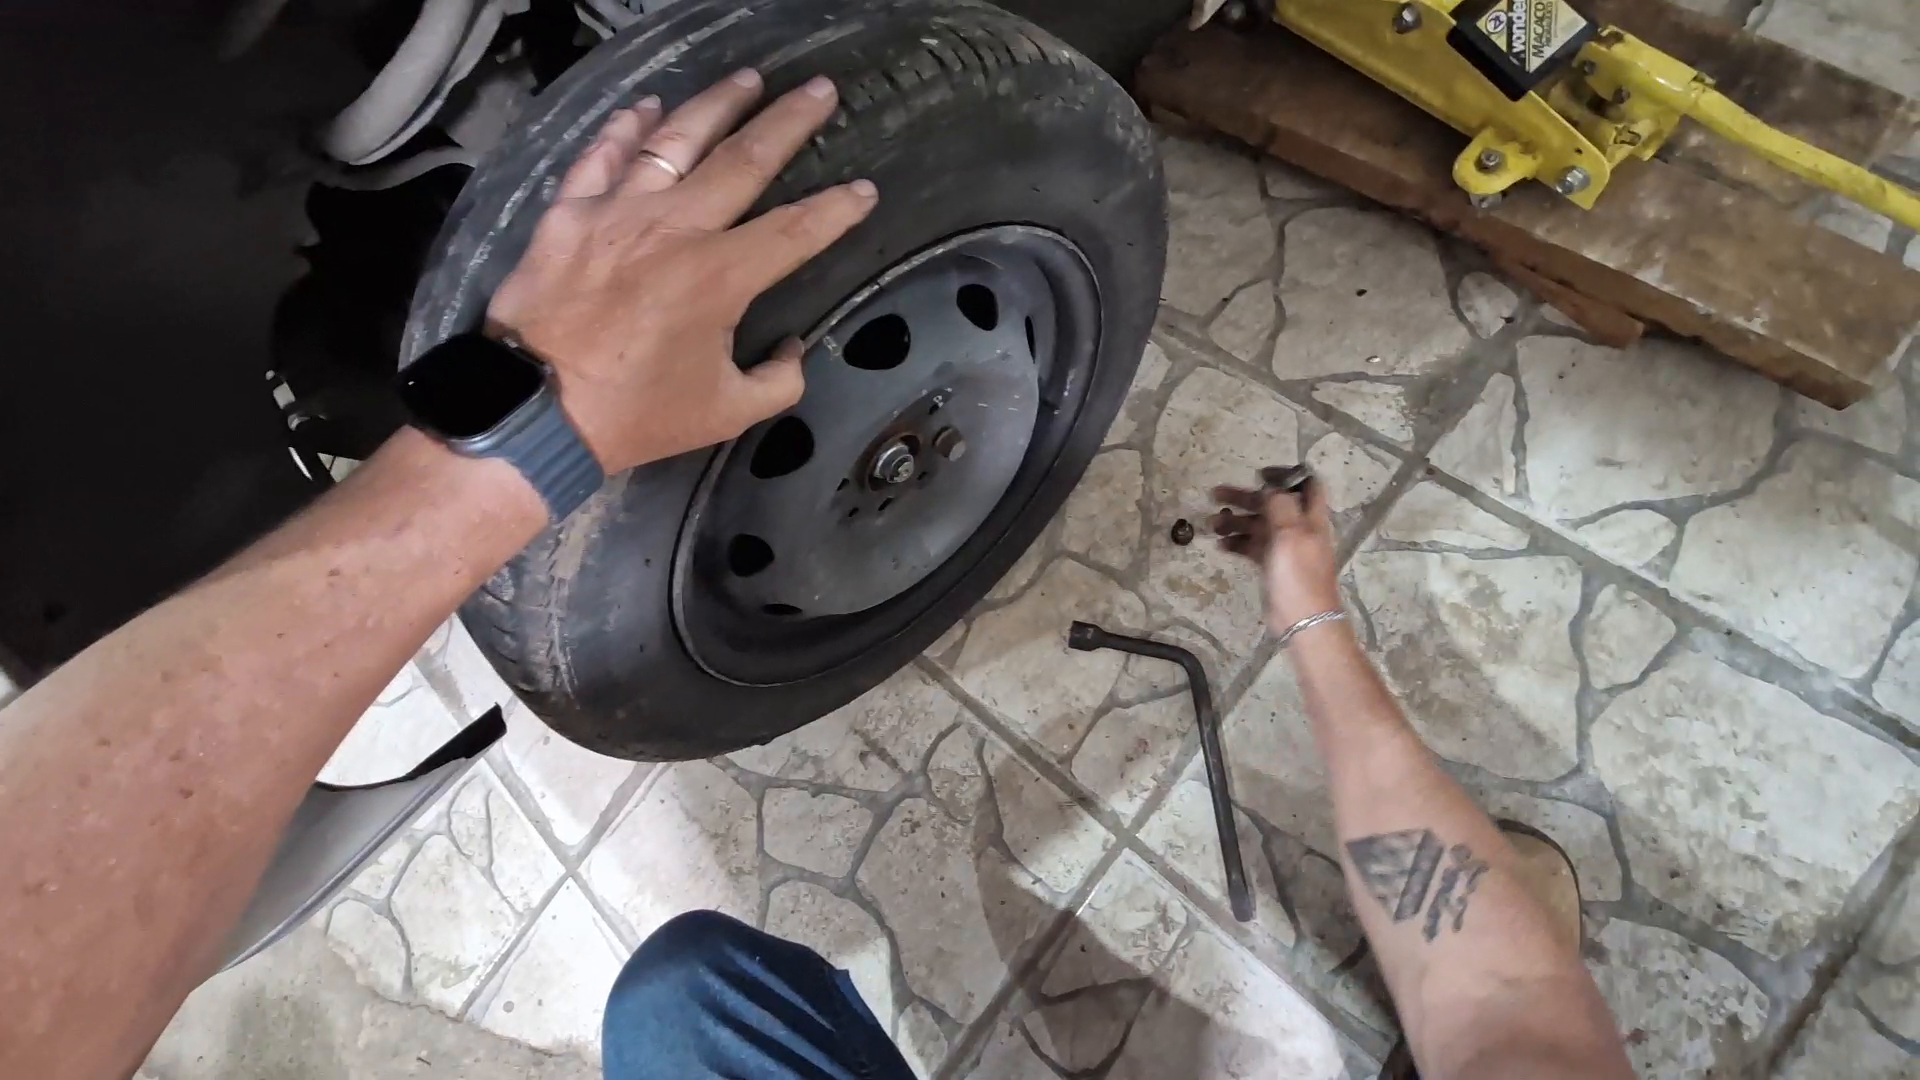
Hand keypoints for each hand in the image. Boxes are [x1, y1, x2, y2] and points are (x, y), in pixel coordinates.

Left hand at [486, 70, 878, 473]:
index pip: (795, 231)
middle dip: (790, 122)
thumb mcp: (729, 412)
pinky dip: (628, 126)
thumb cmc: (640, 414)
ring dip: (718, 104)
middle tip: (820, 91)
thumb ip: (780, 381)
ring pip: (676, 139)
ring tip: (748, 80)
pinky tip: (649, 106)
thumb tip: (791, 349)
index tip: (865, 191)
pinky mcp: (570, 212)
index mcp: (720, 277)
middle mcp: (675, 228)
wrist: (537, 410)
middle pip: (744, 160)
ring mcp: (617, 212)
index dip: (837, 210)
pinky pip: (604, 154)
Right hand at [1212, 468, 1343, 632]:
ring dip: (1235, 521)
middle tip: (1216, 494)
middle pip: (1272, 504)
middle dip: (1246, 497)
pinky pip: (1252, 547)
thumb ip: (1281, 505)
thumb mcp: (1291, 534)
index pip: (1307, 485)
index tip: (1258, 474)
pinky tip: (1221, 545)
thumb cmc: (1298, 575)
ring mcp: (1284, 548)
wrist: (1303, 619)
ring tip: (1211, 525)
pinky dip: (1236, 543)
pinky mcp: (1272, 565)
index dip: (1286, 475)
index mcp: (1310, 518)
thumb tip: (1271, 486)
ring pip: (1258, 525)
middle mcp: (1298, 528)